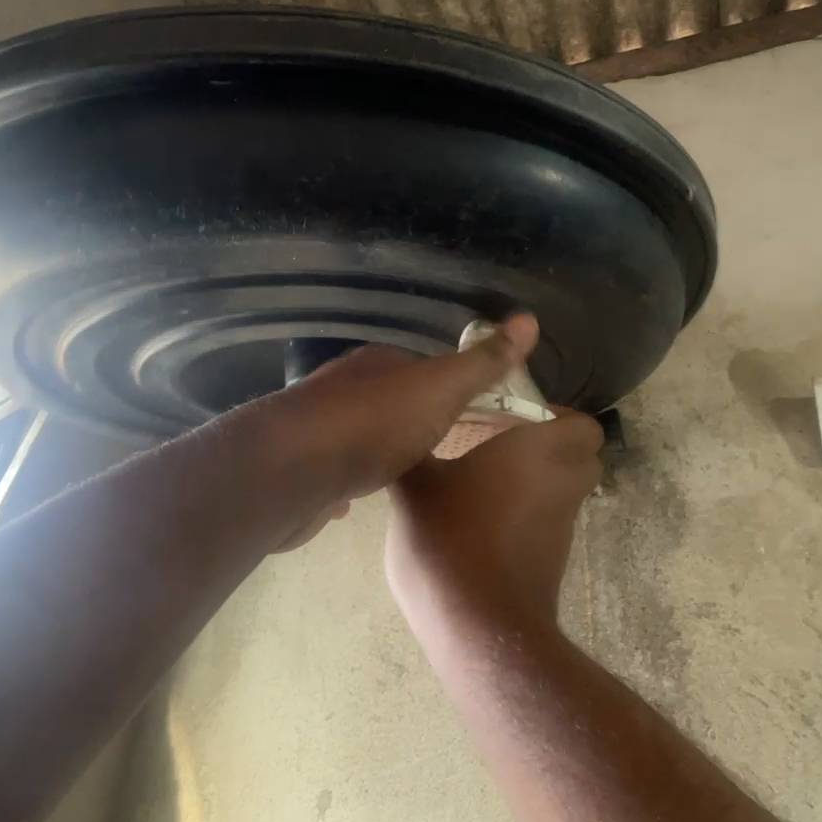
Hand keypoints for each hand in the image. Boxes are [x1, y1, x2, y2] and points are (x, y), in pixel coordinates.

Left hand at [235, 314, 540, 551]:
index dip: (453, 388)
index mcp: (378, 364)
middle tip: (452, 454)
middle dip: (417, 423)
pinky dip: (349, 483)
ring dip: (382, 451)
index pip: (424, 368)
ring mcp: (320, 429)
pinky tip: (360, 503)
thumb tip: (529, 318)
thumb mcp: (441, 389)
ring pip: (362, 436)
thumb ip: (482, 363)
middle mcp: (345, 388)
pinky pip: (336, 473)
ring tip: (413, 477)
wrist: (291, 471)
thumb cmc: (374, 424)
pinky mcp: (304, 470)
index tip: (480, 418)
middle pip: (392, 402)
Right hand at [385, 409, 604, 640]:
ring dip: (536, 486)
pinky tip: (480, 526)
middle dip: (554, 450)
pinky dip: (525, 521)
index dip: (560, 418)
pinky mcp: (551, 566)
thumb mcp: (414, 489)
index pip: (584, 425)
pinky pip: (545, 528)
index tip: (519, 418)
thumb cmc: (449, 537)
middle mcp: (561, 486)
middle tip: (506, 446)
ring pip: (564, 495)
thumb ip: (411, 456)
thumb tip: (399, 436)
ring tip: (484, 485)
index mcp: (539, 451)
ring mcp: (561, 530)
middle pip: (582, 460)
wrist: (477, 628)